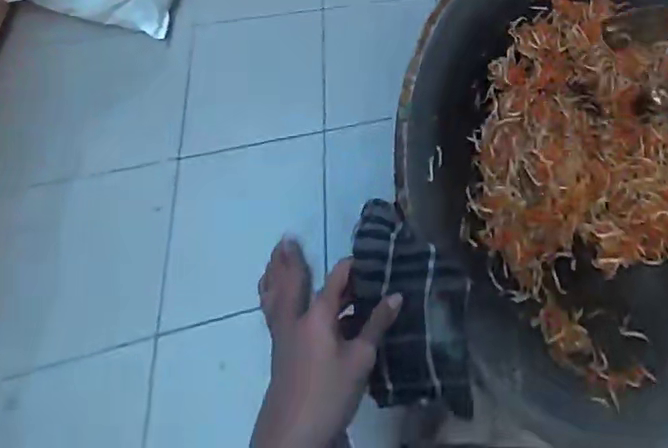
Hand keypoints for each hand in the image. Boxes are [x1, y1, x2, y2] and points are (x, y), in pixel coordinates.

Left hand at [252, 241, 402, 447]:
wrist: (290, 439)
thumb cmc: (329, 395)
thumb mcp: (360, 360)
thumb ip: (376, 325)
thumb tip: (396, 295)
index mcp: (317, 316)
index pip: (336, 279)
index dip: (351, 266)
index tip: (364, 257)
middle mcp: (296, 320)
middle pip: (293, 283)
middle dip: (291, 261)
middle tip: (286, 239)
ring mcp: (284, 338)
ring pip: (277, 298)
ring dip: (276, 277)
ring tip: (273, 259)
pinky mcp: (279, 355)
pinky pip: (273, 314)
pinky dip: (272, 299)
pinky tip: (274, 300)